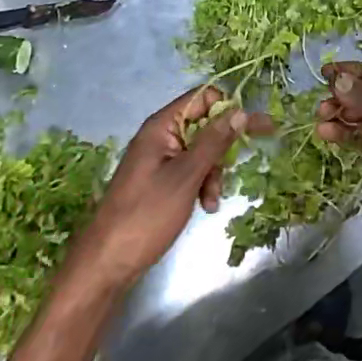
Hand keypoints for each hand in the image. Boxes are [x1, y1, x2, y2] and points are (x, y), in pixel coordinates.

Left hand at [72, 86, 256, 286]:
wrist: (108, 263)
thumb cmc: (147, 214)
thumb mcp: (186, 176)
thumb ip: (214, 141)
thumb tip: (241, 110)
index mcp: (162, 126)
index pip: (202, 98)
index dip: (229, 107)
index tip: (253, 126)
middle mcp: (160, 136)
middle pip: (205, 125)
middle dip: (223, 147)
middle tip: (250, 154)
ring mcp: (159, 159)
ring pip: (201, 151)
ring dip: (214, 171)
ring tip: (212, 199)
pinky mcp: (160, 181)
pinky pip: (191, 171)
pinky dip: (202, 184)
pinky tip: (205, 206)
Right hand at [317, 61, 361, 262]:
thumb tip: (339, 79)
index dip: (354, 71)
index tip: (327, 73)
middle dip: (344, 95)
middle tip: (324, 102)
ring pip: (360, 115)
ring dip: (340, 114)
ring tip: (322, 117)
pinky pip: (359, 137)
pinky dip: (343, 134)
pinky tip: (326, 133)